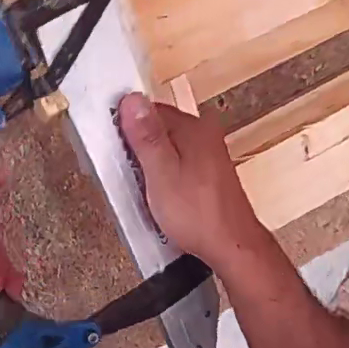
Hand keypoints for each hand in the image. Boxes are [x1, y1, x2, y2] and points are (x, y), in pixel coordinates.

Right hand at [117, 93, 276, 275]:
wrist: (231, 247)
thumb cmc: (198, 215)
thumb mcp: (161, 173)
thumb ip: (146, 136)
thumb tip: (132, 100)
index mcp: (193, 129)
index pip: (149, 110)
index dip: (127, 128)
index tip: (117, 149)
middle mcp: (204, 136)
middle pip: (158, 129)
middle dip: (139, 149)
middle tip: (130, 174)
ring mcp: (208, 156)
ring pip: (167, 150)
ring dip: (150, 166)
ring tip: (144, 189)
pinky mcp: (207, 175)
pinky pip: (176, 166)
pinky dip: (163, 178)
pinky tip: (159, 197)